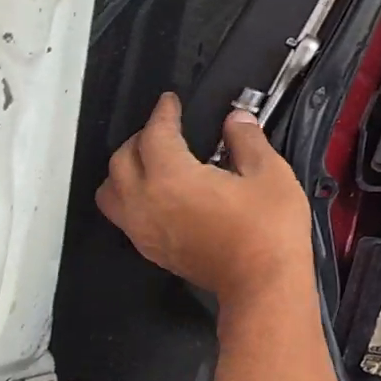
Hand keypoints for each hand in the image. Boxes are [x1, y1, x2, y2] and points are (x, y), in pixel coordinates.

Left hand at [95, 93, 314, 307]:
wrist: (262, 279)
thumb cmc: (269, 225)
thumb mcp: (269, 173)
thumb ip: (247, 141)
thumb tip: (234, 119)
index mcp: (172, 178)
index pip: (155, 135)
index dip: (162, 113)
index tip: (170, 101)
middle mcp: (144, 201)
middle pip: (122, 160)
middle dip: (142, 137)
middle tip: (167, 127)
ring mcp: (141, 228)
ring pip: (110, 189)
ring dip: (126, 167)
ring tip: (154, 159)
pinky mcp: (148, 247)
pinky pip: (122, 212)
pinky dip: (131, 193)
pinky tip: (161, 192)